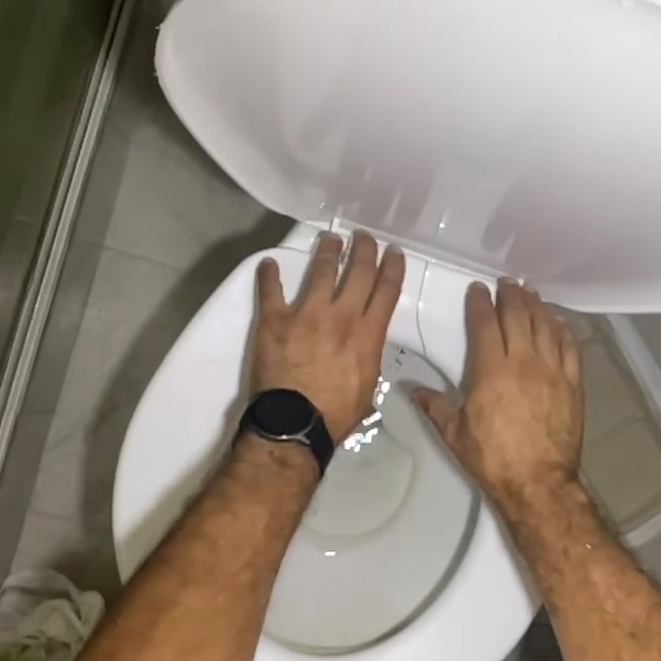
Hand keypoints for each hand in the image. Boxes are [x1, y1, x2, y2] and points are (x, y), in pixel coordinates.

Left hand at [251, 231, 405, 441]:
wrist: (296, 423)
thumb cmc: (336, 413)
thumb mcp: (369, 386)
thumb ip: (369, 358)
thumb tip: (366, 348)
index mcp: (368, 334)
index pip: (386, 291)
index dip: (392, 267)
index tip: (393, 252)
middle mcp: (341, 316)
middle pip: (358, 272)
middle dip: (364, 250)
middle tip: (363, 237)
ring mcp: (307, 314)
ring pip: (321, 271)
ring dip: (328, 252)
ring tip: (331, 239)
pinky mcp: (275, 320)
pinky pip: (272, 291)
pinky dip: (269, 275)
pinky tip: (268, 263)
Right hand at [412, 279, 584, 510]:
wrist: (538, 483)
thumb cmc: (493, 459)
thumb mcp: (455, 434)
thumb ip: (435, 406)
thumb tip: (414, 391)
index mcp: (491, 371)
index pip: (485, 324)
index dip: (480, 303)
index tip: (478, 290)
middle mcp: (523, 362)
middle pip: (518, 316)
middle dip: (510, 296)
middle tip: (506, 284)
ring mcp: (552, 371)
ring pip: (545, 326)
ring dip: (536, 306)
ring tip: (529, 294)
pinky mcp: (573, 384)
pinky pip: (570, 347)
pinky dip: (563, 329)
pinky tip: (557, 321)